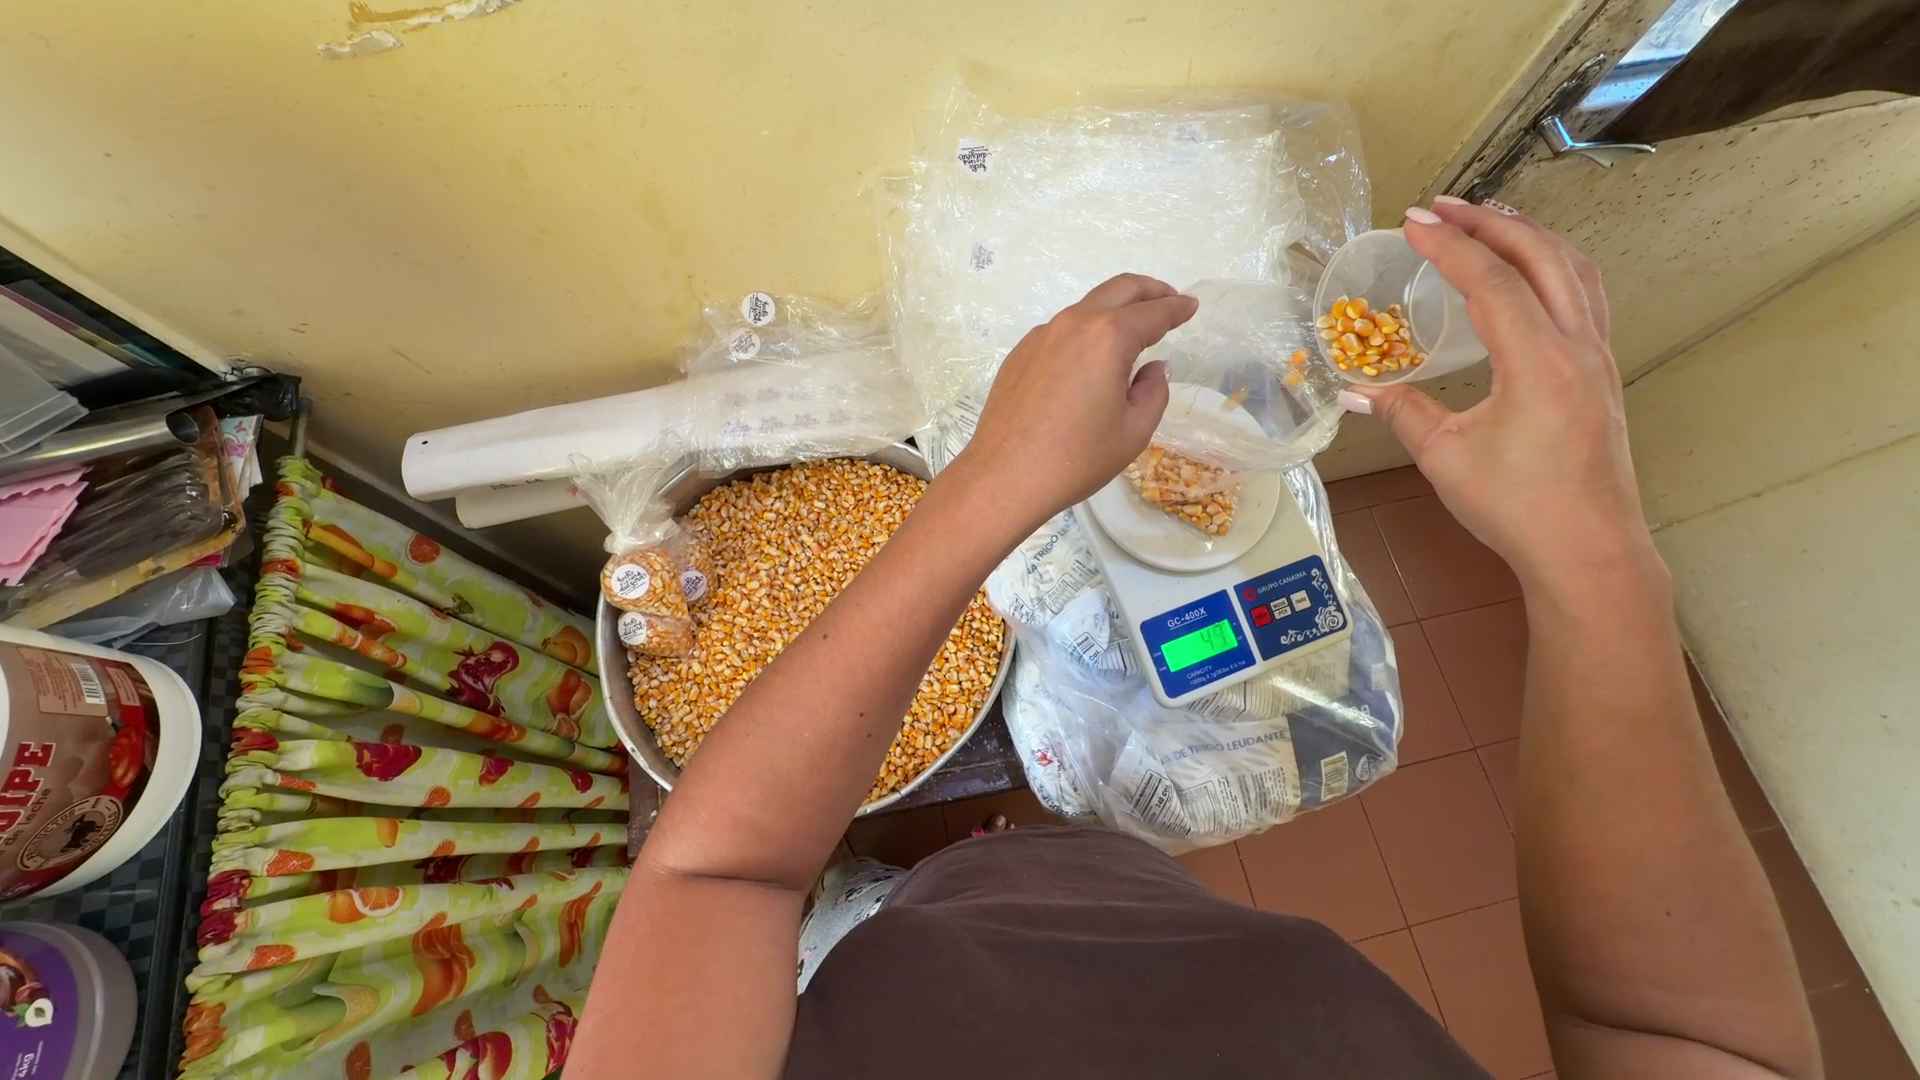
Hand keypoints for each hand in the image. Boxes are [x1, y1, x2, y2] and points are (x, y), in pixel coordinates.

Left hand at [952, 274, 1197, 529]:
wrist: (1005, 477)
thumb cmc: (1076, 459)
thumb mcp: (1132, 431)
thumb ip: (1153, 391)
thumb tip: (1154, 367)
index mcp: (1108, 338)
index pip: (1153, 313)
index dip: (1177, 308)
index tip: (1190, 306)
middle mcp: (1073, 325)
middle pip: (1118, 290)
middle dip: (1149, 290)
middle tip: (1168, 300)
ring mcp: (1040, 337)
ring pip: (1085, 309)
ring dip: (1113, 311)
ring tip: (1130, 333)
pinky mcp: (1019, 356)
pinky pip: (1060, 332)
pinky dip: (1083, 333)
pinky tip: (1088, 360)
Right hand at [1342, 201, 1658, 594]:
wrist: (1587, 548)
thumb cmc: (1515, 506)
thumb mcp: (1445, 457)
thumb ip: (1403, 413)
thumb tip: (1355, 392)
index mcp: (1540, 363)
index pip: (1492, 284)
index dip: (1450, 248)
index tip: (1413, 223)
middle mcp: (1579, 346)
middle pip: (1542, 258)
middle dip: (1491, 224)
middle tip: (1445, 207)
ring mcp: (1598, 356)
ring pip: (1574, 270)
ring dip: (1529, 236)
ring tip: (1487, 221)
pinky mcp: (1600, 372)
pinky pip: (1583, 295)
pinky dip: (1552, 265)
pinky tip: (1528, 271)